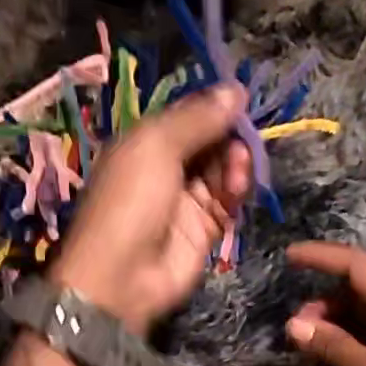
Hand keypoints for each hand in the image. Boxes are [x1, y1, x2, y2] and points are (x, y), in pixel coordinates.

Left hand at [49, 84, 252, 332]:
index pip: (187, 118)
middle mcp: (166, 170)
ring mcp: (185, 203)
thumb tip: (236, 90)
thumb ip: (198, 118)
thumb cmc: (131, 202)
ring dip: (235, 166)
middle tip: (239, 145)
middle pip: (209, 144)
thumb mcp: (157, 146)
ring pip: (222, 173)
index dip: (213, 110)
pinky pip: (227, 204)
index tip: (240, 104)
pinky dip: (235, 194)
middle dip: (228, 139)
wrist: (124, 275)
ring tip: (237, 174)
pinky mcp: (203, 232)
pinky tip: (237, 191)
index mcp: (145, 143)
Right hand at [283, 241, 365, 365]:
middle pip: (357, 291)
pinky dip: (352, 342)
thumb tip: (293, 325)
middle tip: (296, 333)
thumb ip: (334, 347)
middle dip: (322, 305)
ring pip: (365, 314)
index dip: (320, 256)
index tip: (288, 256)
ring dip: (335, 327)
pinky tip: (338, 365)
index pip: (355, 264)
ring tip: (311, 351)